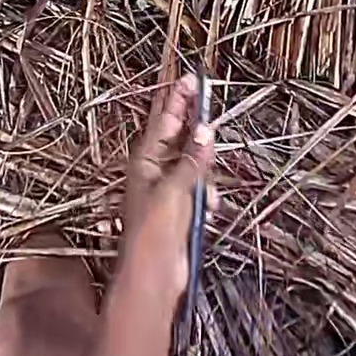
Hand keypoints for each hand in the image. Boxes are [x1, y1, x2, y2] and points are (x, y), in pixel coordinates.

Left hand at [116, 73, 213, 299]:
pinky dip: (206, 192)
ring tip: (209, 176)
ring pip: (192, 161)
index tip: (191, 79)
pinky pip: (199, 187)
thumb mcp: (174, 191)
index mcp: (146, 159)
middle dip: (194, 123)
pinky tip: (210, 204)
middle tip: (208, 102)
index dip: (178, 99)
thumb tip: (206, 130)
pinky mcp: (180, 206)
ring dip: (204, 166)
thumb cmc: (153, 232)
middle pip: (178, 136)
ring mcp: (168, 187)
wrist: (154, 277)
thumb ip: (192, 160)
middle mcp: (155, 168)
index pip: (165, 120)